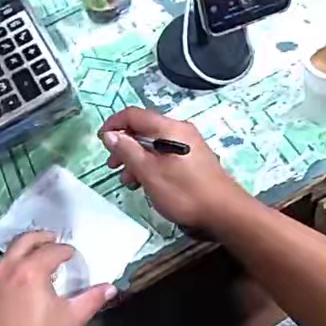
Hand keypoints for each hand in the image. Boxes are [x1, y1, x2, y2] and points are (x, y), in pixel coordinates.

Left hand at [0, 231, 113, 325]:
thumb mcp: (70, 325)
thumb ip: (91, 301)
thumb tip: (110, 288)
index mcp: (29, 272)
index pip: (52, 250)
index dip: (66, 251)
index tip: (73, 256)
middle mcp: (2, 273)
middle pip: (22, 243)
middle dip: (40, 239)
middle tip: (51, 240)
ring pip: (2, 264)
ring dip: (19, 262)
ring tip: (31, 275)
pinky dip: (1, 285)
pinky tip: (8, 304)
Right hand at [100, 107, 252, 230]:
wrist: (224, 211)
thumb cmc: (184, 192)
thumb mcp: (149, 172)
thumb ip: (128, 151)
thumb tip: (110, 134)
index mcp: (169, 128)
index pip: (134, 114)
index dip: (113, 124)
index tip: (101, 141)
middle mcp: (180, 130)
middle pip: (144, 129)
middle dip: (125, 146)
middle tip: (113, 166)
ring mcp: (189, 144)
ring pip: (154, 144)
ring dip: (136, 159)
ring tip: (129, 181)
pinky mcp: (194, 158)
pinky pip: (166, 154)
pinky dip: (151, 164)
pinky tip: (147, 183)